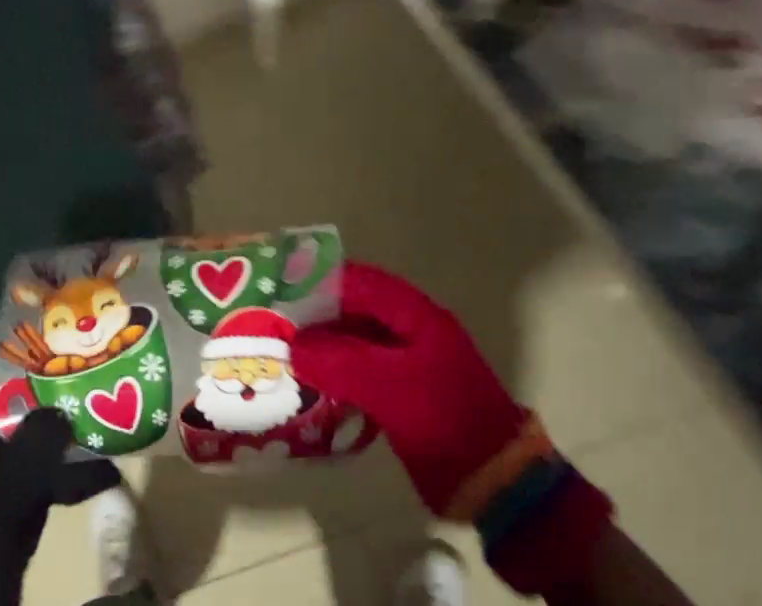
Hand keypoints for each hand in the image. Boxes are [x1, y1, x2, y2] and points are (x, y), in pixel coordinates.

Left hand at [0, 402, 120, 605]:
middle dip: (59, 418)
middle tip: (104, 401)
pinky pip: (46, 495)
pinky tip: (105, 480)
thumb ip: (24, 458)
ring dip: (71, 450)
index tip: (72, 372)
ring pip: (37, 463)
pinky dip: (72, 483)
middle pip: (21, 432)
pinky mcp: (15, 534)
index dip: (30, 388)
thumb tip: (58, 411)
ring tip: (114, 437)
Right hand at [291, 261, 530, 513]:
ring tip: (278, 352)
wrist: (491, 481)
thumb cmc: (444, 419)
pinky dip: (330, 374)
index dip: (319, 279)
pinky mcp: (398, 394)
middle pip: (352, 309)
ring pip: (351, 341)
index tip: (278, 287)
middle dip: (313, 314)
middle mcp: (409, 331)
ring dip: (319, 346)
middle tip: (270, 321)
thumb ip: (338, 360)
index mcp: (415, 316)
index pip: (359, 281)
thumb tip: (293, 347)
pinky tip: (303, 385)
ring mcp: (405, 364)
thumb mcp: (389, 386)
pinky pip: (356, 372)